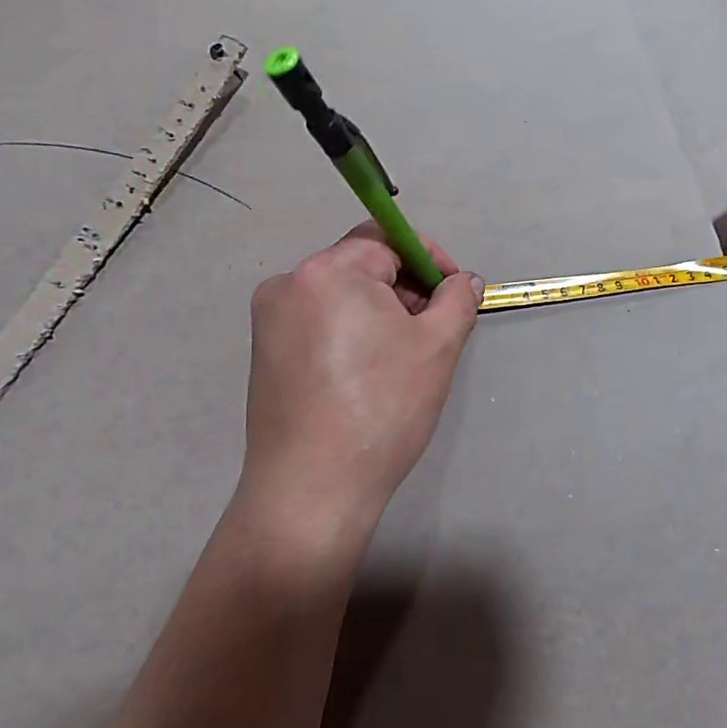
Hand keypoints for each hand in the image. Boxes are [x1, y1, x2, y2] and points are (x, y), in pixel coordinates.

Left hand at [240, 222, 483, 542]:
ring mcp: (268, 320)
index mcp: (327, 271)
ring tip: (401, 361)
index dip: (427, 259)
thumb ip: (456, 301)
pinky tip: (365, 376)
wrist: (311, 488)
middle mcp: (288, 284)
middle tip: (432, 333)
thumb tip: (464, 281)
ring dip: (376, 314)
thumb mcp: (435, 349)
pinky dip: (347, 334)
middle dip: (402, 291)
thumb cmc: (381, 410)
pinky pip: (315, 324)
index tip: (453, 294)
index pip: (386, 239)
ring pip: (337, 297)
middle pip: (359, 266)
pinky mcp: (263, 353)